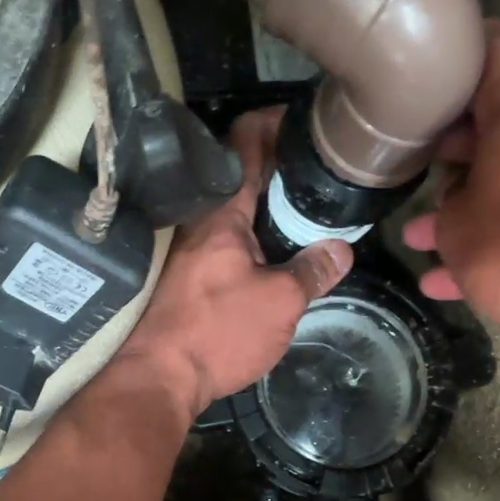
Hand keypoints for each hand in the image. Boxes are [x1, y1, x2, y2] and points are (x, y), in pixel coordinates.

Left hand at [114, 108, 353, 416]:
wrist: (159, 378)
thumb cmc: (218, 333)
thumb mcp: (280, 302)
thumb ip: (313, 270)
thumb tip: (340, 250)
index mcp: (221, 212)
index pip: (245, 141)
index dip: (275, 121)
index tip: (306, 122)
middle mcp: (199, 221)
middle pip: (240, 175)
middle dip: (279, 168)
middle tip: (318, 174)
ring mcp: (189, 249)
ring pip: (233, 211)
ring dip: (267, 207)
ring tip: (305, 213)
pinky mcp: (186, 277)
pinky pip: (225, 241)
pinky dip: (253, 236)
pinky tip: (277, 253)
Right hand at [404, 21, 499, 342]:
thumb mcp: (461, 235)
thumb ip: (447, 213)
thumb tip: (456, 203)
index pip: (490, 51)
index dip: (456, 63)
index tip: (428, 81)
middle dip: (465, 154)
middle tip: (427, 178)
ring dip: (486, 210)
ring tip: (435, 252)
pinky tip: (477, 284)